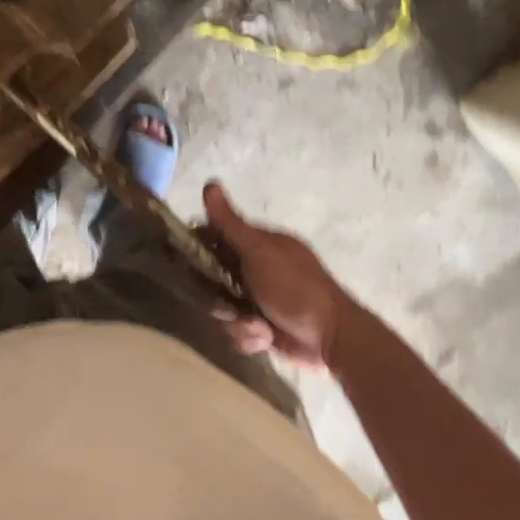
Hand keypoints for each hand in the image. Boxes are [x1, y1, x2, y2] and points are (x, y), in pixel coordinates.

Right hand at [204, 182, 346, 367]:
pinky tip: (265, 337)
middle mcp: (256, 269)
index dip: (200, 248)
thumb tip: (210, 182)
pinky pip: (237, 331)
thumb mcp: (259, 250)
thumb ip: (230, 223)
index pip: (216, 237)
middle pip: (213, 278)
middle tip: (227, 305)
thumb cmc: (294, 287)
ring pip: (222, 308)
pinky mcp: (262, 328)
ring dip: (236, 321)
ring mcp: (258, 300)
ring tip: (256, 326)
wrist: (330, 337)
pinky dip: (249, 337)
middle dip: (218, 296)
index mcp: (258, 245)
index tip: (188, 261)